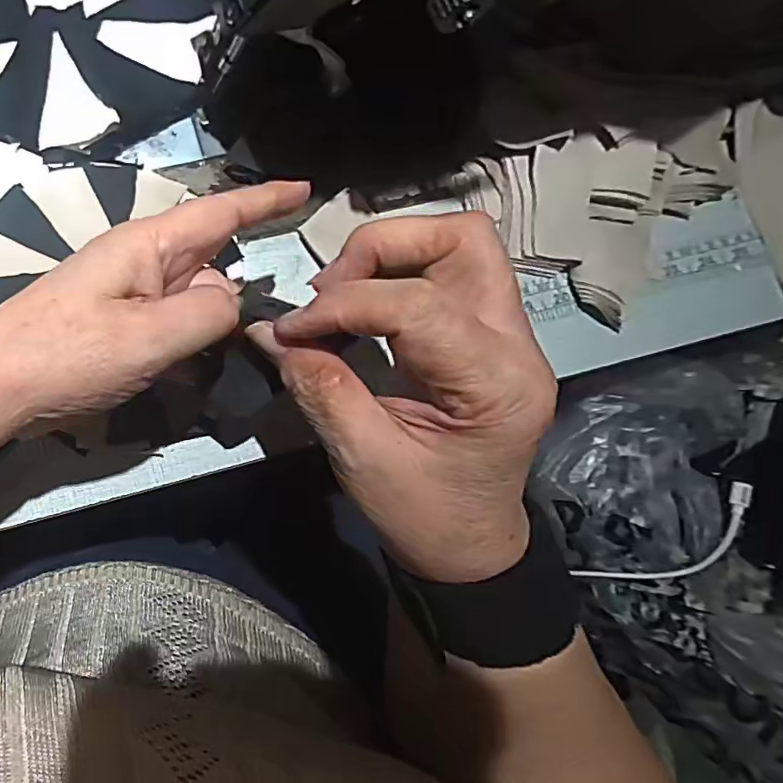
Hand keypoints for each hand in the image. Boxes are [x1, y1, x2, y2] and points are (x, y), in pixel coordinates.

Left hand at [0, 180, 311, 447]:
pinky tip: (180, 380)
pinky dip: (181, 351)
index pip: (218, 212)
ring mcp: (122, 297)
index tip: (306, 190)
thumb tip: (235, 298)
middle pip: (209, 263)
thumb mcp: (147, 337)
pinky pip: (164, 329)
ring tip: (209, 366)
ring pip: (190, 303)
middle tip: (267, 331)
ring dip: (207, 333)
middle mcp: (136, 263)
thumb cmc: (62, 356)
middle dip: (238, 291)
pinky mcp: (111, 329)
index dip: (265, 199)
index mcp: (144, 246)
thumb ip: (207, 312)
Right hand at [248, 212, 555, 581]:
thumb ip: (319, 385)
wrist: (468, 544)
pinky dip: (389, 274)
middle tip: (327, 293)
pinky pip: (441, 271)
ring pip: (456, 243)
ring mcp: (504, 333)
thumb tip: (269, 332)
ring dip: (385, 255)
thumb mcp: (362, 457)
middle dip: (378, 249)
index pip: (417, 303)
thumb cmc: (424, 514)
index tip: (291, 331)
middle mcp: (513, 343)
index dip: (341, 306)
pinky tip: (354, 308)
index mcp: (493, 383)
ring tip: (336, 297)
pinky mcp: (481, 333)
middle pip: (461, 239)